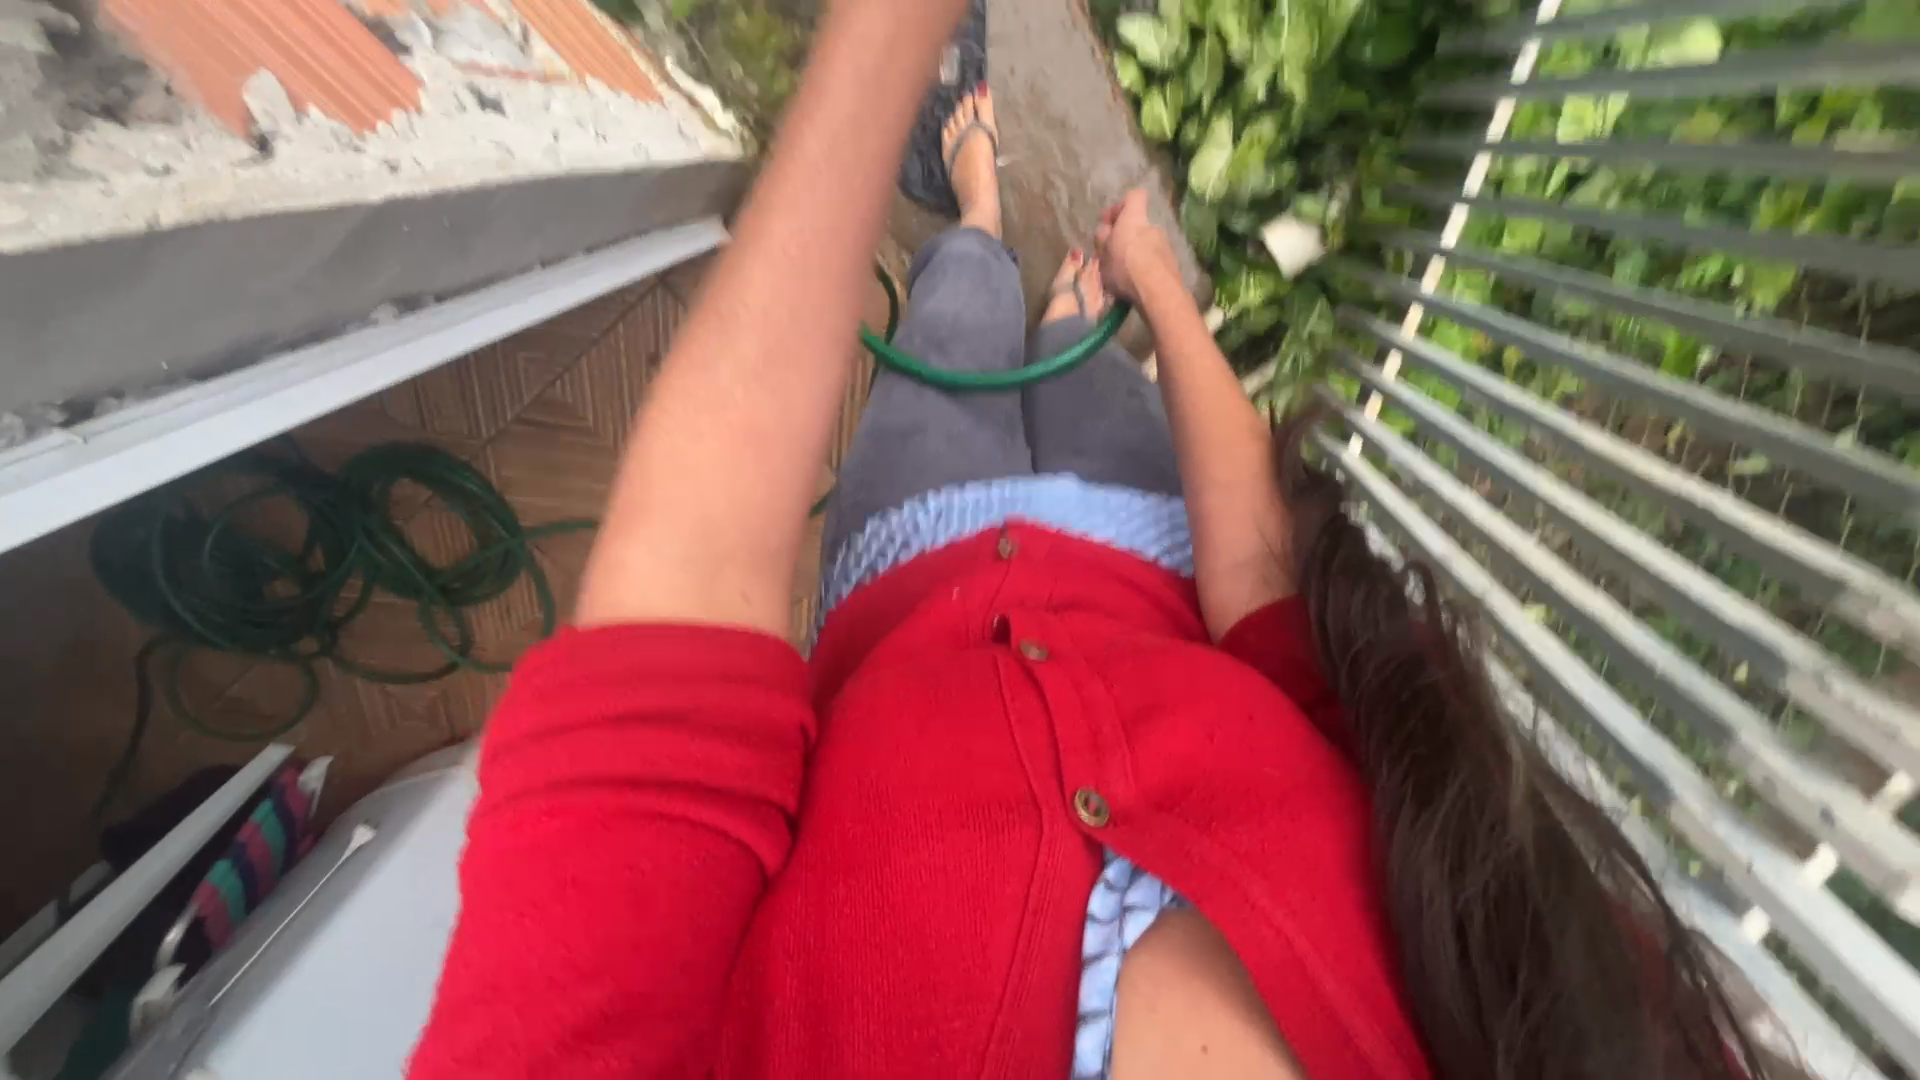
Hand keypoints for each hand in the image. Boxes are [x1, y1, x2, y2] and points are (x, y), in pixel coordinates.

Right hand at [1095, 189, 1178, 303]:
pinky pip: (1154, 261)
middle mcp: (1152, 227)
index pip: (1134, 197)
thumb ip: (1103, 240)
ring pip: (1146, 245)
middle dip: (1126, 237)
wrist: (1156, 290)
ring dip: (1136, 255)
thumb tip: (1105, 231)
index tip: (1111, 222)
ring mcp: (1164, 245)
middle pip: (1139, 226)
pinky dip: (1145, 268)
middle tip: (1112, 255)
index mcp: (1134, 219)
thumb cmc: (1124, 267)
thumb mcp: (1103, 254)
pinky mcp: (1171, 263)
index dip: (1122, 206)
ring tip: (1123, 275)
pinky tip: (1136, 284)